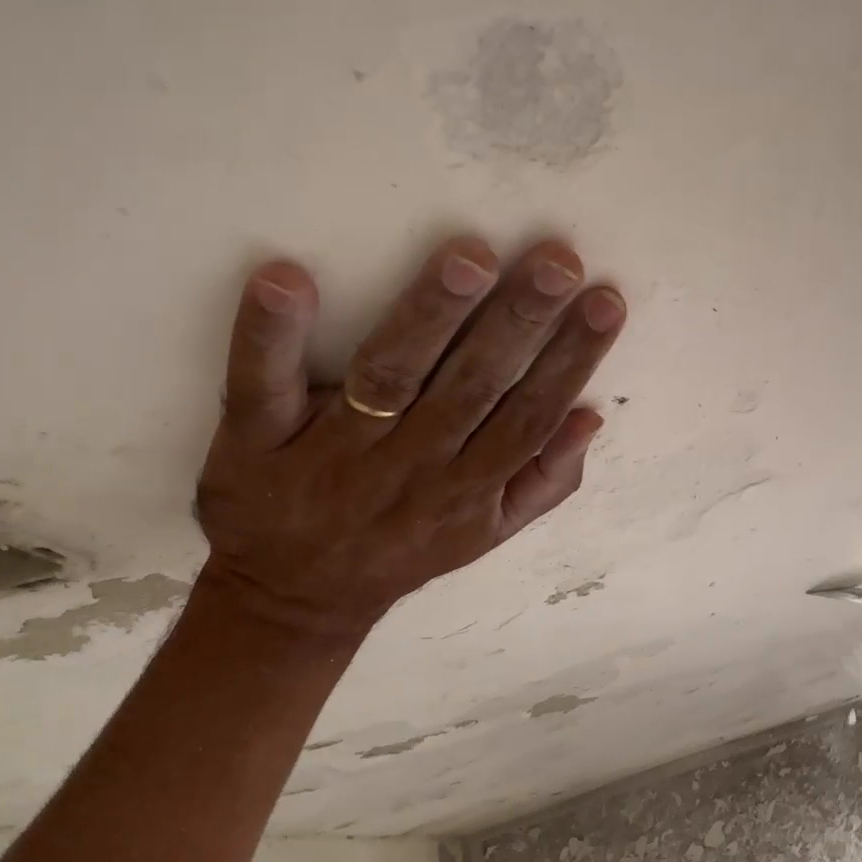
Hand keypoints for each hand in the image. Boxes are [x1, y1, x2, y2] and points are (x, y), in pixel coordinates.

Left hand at [193, 236, 625, 638]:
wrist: (292, 602)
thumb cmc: (406, 550)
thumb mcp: (492, 532)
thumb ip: (547, 478)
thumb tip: (591, 415)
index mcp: (470, 490)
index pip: (533, 415)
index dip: (573, 359)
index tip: (606, 303)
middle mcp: (410, 468)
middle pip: (473, 386)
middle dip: (520, 321)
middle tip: (556, 261)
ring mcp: (330, 455)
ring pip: (390, 376)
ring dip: (431, 316)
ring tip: (469, 259)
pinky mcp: (255, 443)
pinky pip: (261, 385)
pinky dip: (271, 335)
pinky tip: (288, 278)